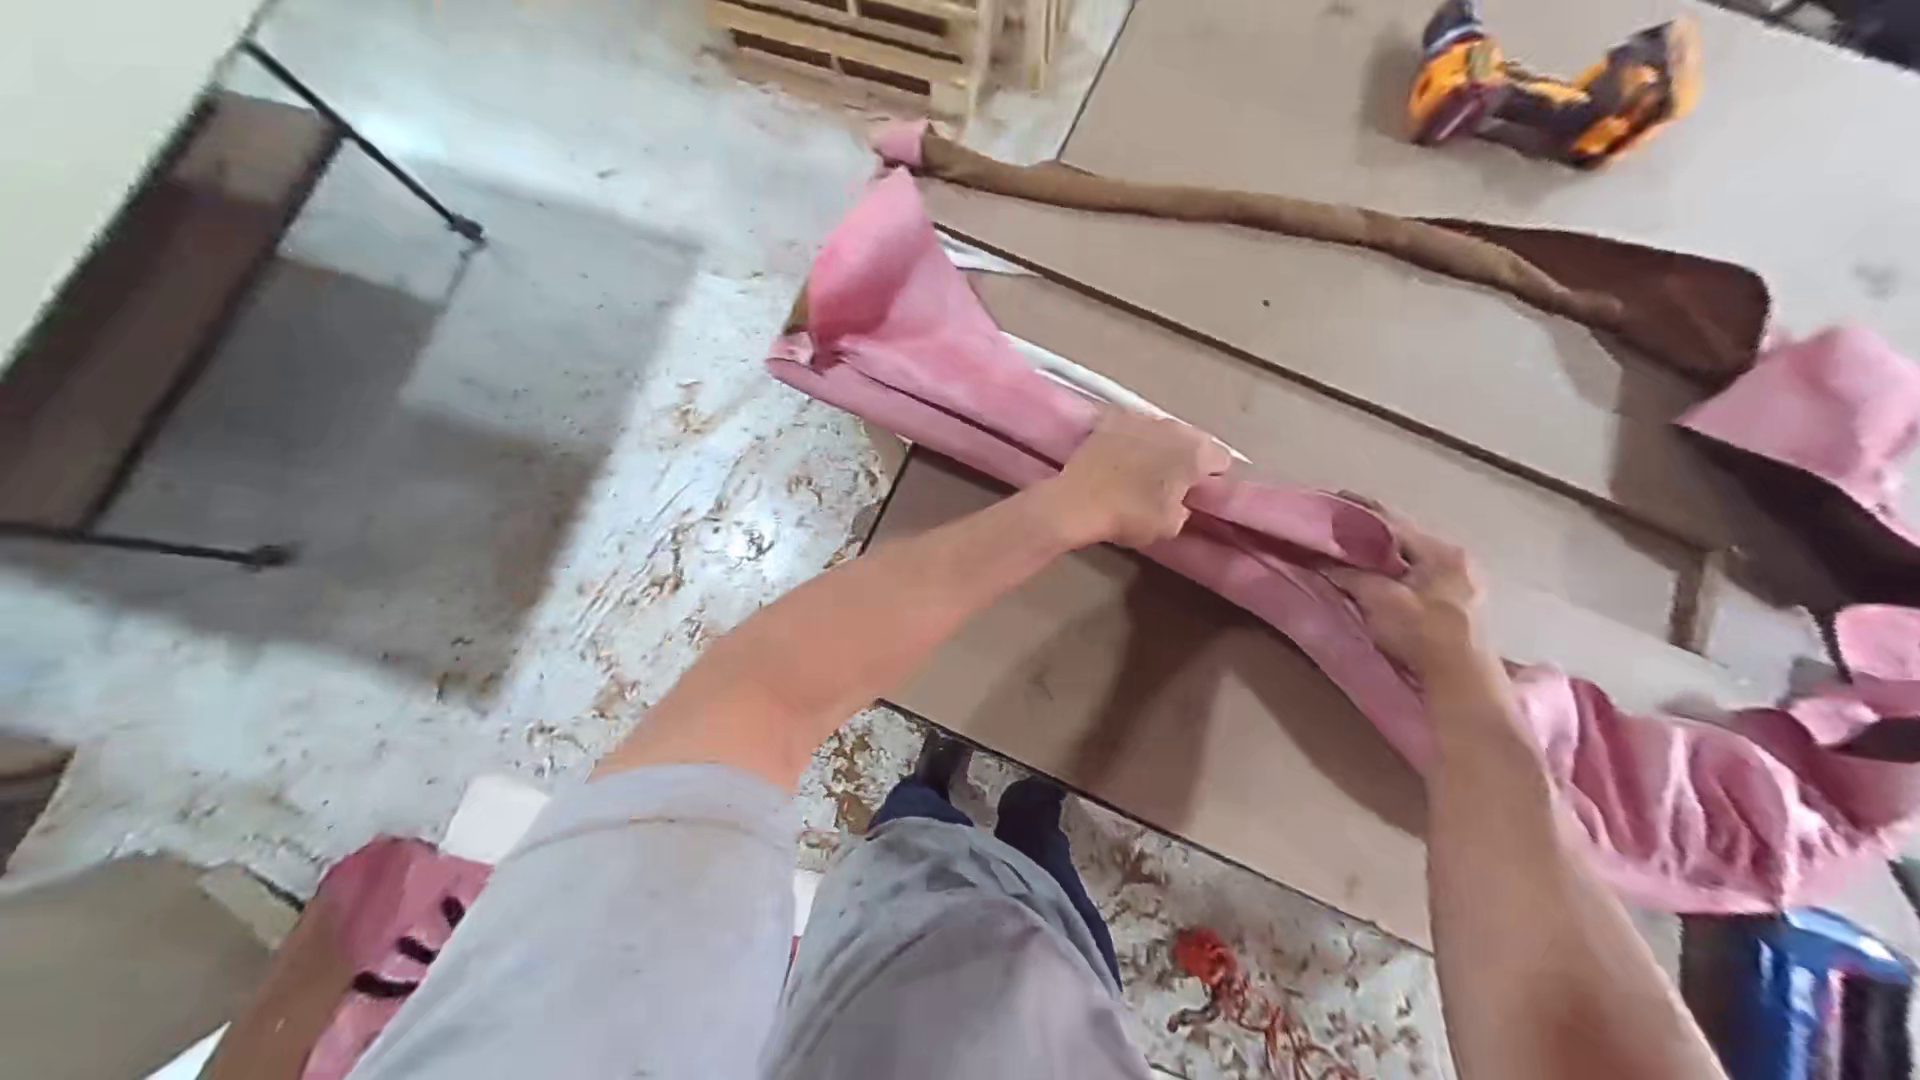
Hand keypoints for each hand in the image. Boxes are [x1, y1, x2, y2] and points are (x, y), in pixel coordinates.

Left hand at [1044, 409, 1231, 548]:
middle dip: (1185, 459)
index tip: (1197, 493)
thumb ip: (1185, 508)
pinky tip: (1119, 456)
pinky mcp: (1109, 420)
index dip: (1211, 479)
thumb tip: (1179, 500)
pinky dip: (1128, 439)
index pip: (1221, 461)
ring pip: (1160, 432)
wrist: (1078, 502)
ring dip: (1157, 446)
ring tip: (1141, 470)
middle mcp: (1173, 426)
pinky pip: (1129, 428)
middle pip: (1191, 441)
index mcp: (1196, 451)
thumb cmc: (1129, 516)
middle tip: (1170, 483)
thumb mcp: (1171, 526)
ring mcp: (1139, 418)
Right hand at [1327, 500, 1488, 676]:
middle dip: (1370, 535)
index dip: (1361, 512)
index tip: (1335, 499)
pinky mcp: (1458, 603)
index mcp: (1442, 552)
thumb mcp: (1379, 599)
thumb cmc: (1422, 633)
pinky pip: (1417, 575)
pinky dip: (1393, 572)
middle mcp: (1457, 560)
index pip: (1393, 523)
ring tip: (1351, 553)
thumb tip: (1324, 561)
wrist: (1461, 680)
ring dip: (1381, 555)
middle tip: (1338, 530)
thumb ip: (1351, 575)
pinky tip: (1376, 577)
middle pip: (1403, 539)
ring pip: (1410, 558)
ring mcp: (1461, 582)